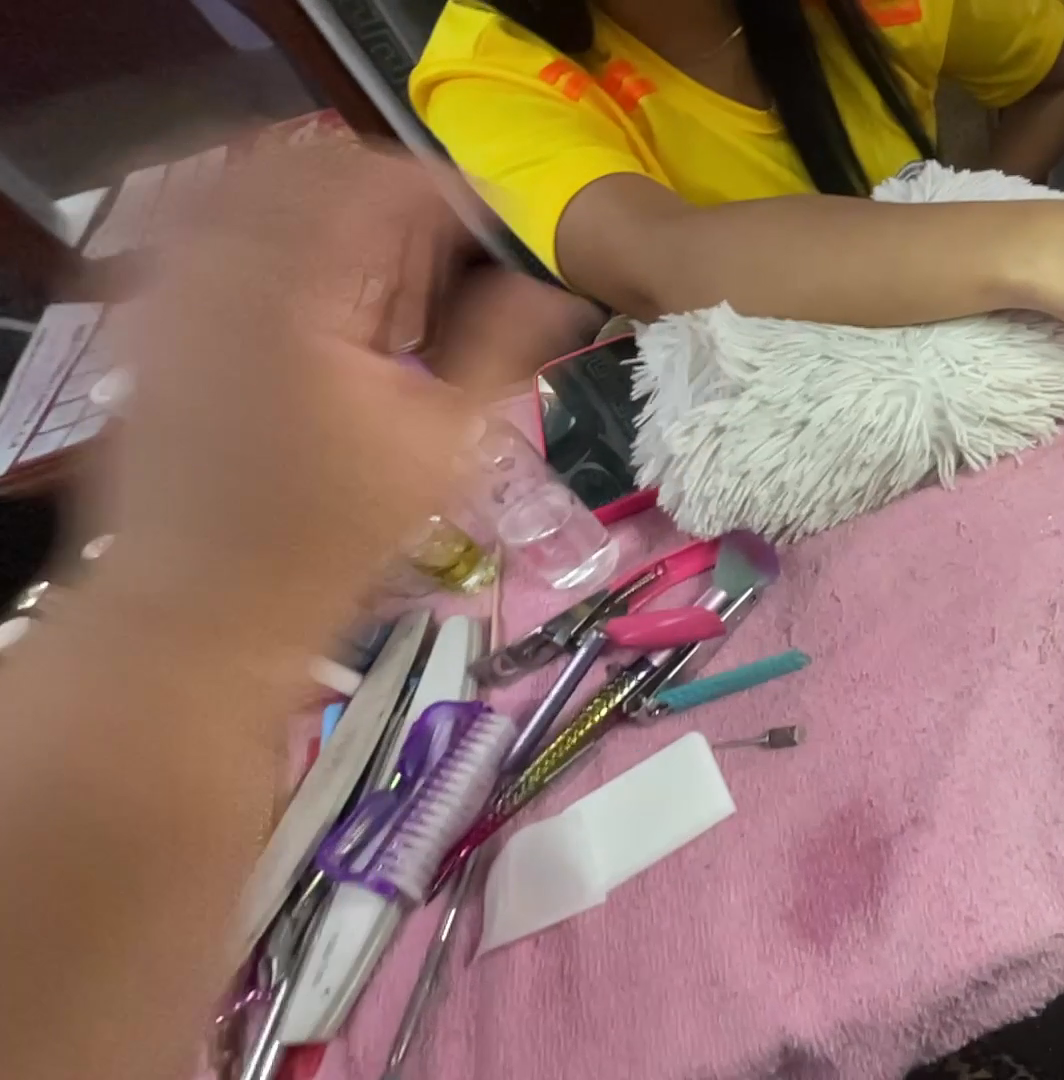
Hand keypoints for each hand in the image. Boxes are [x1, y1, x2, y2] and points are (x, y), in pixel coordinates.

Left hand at [92, 143, 585, 653]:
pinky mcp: (152, 308)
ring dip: (349, 216)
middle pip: (321, 169)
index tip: (512, 243)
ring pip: (266, 189)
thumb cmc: (345, 526)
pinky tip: (337, 292)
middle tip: (466, 261)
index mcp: (299, 291)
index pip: (384, 183)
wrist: (211, 592)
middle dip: (406, 203)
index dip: (461, 198)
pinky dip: (292, 237)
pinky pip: (221, 226)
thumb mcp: (448, 437)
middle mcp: (219, 261)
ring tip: (408, 277)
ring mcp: (170, 280)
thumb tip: (561, 290)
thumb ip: (505, 344)